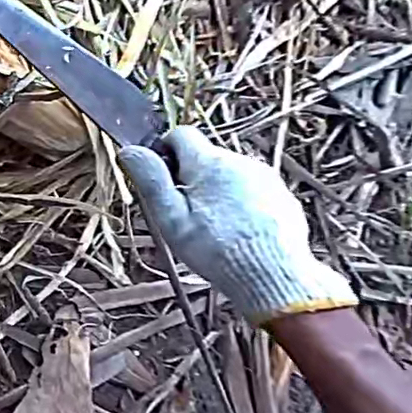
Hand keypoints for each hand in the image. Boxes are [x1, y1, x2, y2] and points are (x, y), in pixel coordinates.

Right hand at [118, 126, 355, 325]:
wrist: (275, 278)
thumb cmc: (215, 249)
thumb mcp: (170, 217)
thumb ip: (150, 180)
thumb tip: (129, 149)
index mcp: (210, 163)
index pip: (181, 134)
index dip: (164, 150)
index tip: (161, 177)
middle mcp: (242, 162)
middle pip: (204, 156)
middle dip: (189, 176)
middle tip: (182, 212)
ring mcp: (266, 179)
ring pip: (228, 173)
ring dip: (214, 190)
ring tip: (211, 226)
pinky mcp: (283, 197)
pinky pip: (250, 189)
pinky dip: (238, 203)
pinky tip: (235, 231)